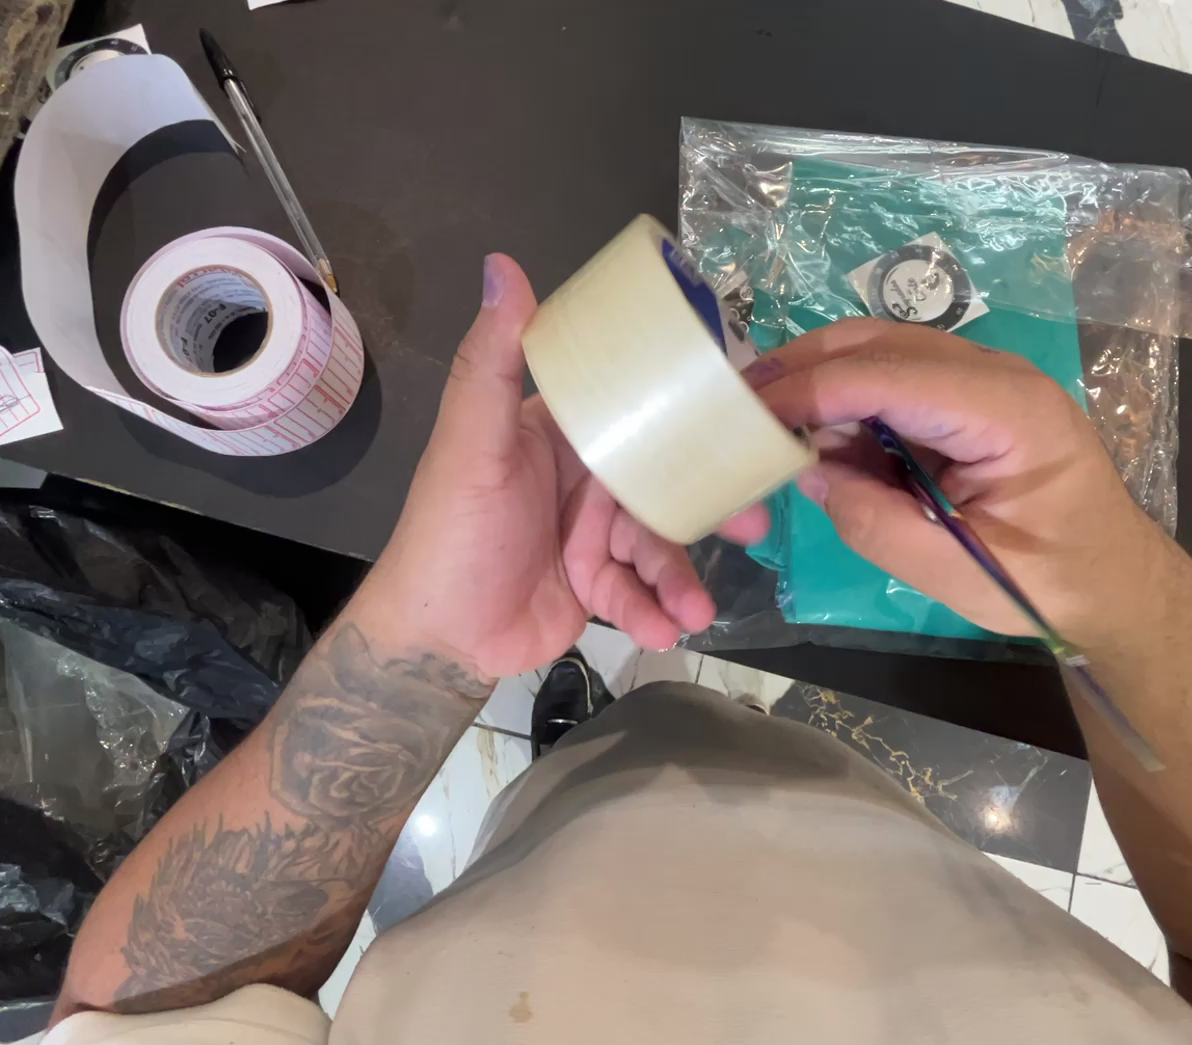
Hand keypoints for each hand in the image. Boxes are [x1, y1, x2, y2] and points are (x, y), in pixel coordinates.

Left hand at [352, 255, 736, 678]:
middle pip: (662, 483)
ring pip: (657, 546)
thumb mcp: (472, 443)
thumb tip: (502, 264)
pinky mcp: (598, 586)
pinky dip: (652, 613)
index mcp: (563, 433)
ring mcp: (593, 535)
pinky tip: (664, 631)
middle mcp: (585, 478)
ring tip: (697, 608)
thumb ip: (493, 362)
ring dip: (680, 578)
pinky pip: (638, 595)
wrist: (438, 634)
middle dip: (707, 506)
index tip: (746, 417)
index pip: (635, 409)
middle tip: (752, 525)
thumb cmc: (454, 529)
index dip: (688, 411)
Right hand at [746, 318, 1175, 646]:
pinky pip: (889, 383)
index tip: (746, 412)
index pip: (887, 375)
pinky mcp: (961, 402)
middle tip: (738, 398)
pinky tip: (813, 435)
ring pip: (879, 352)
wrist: (1112, 582)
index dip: (810, 389)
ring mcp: (979, 383)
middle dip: (802, 364)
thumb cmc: (1048, 583)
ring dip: (818, 379)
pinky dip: (842, 403)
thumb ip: (877, 525)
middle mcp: (993, 376)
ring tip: (764, 417)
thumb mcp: (957, 572)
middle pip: (878, 341)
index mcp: (1006, 410)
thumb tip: (813, 472)